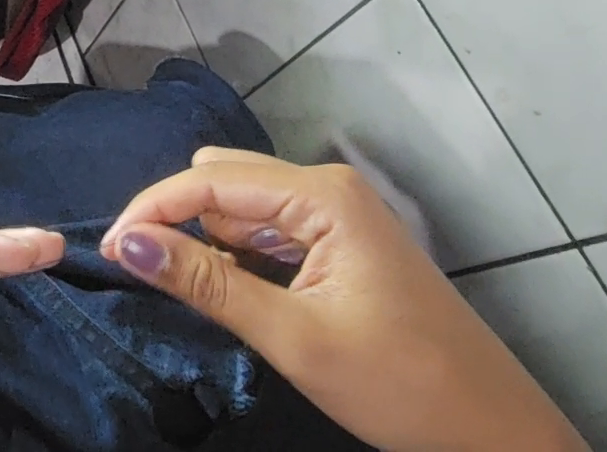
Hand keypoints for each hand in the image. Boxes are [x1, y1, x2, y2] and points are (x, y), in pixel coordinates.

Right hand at [100, 148, 586, 451]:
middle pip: (222, 180)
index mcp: (320, 194)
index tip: (108, 251)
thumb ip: (204, 283)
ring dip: (212, 242)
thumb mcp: (292, 337)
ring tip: (219, 300)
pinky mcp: (337, 237)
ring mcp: (335, 209)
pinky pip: (266, 226)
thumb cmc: (399, 387)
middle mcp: (325, 185)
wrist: (498, 437)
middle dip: (181, 221)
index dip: (152, 209)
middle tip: (153, 274)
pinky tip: (247, 292)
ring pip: (240, 203)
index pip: (209, 180)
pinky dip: (240, 254)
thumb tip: (125, 242)